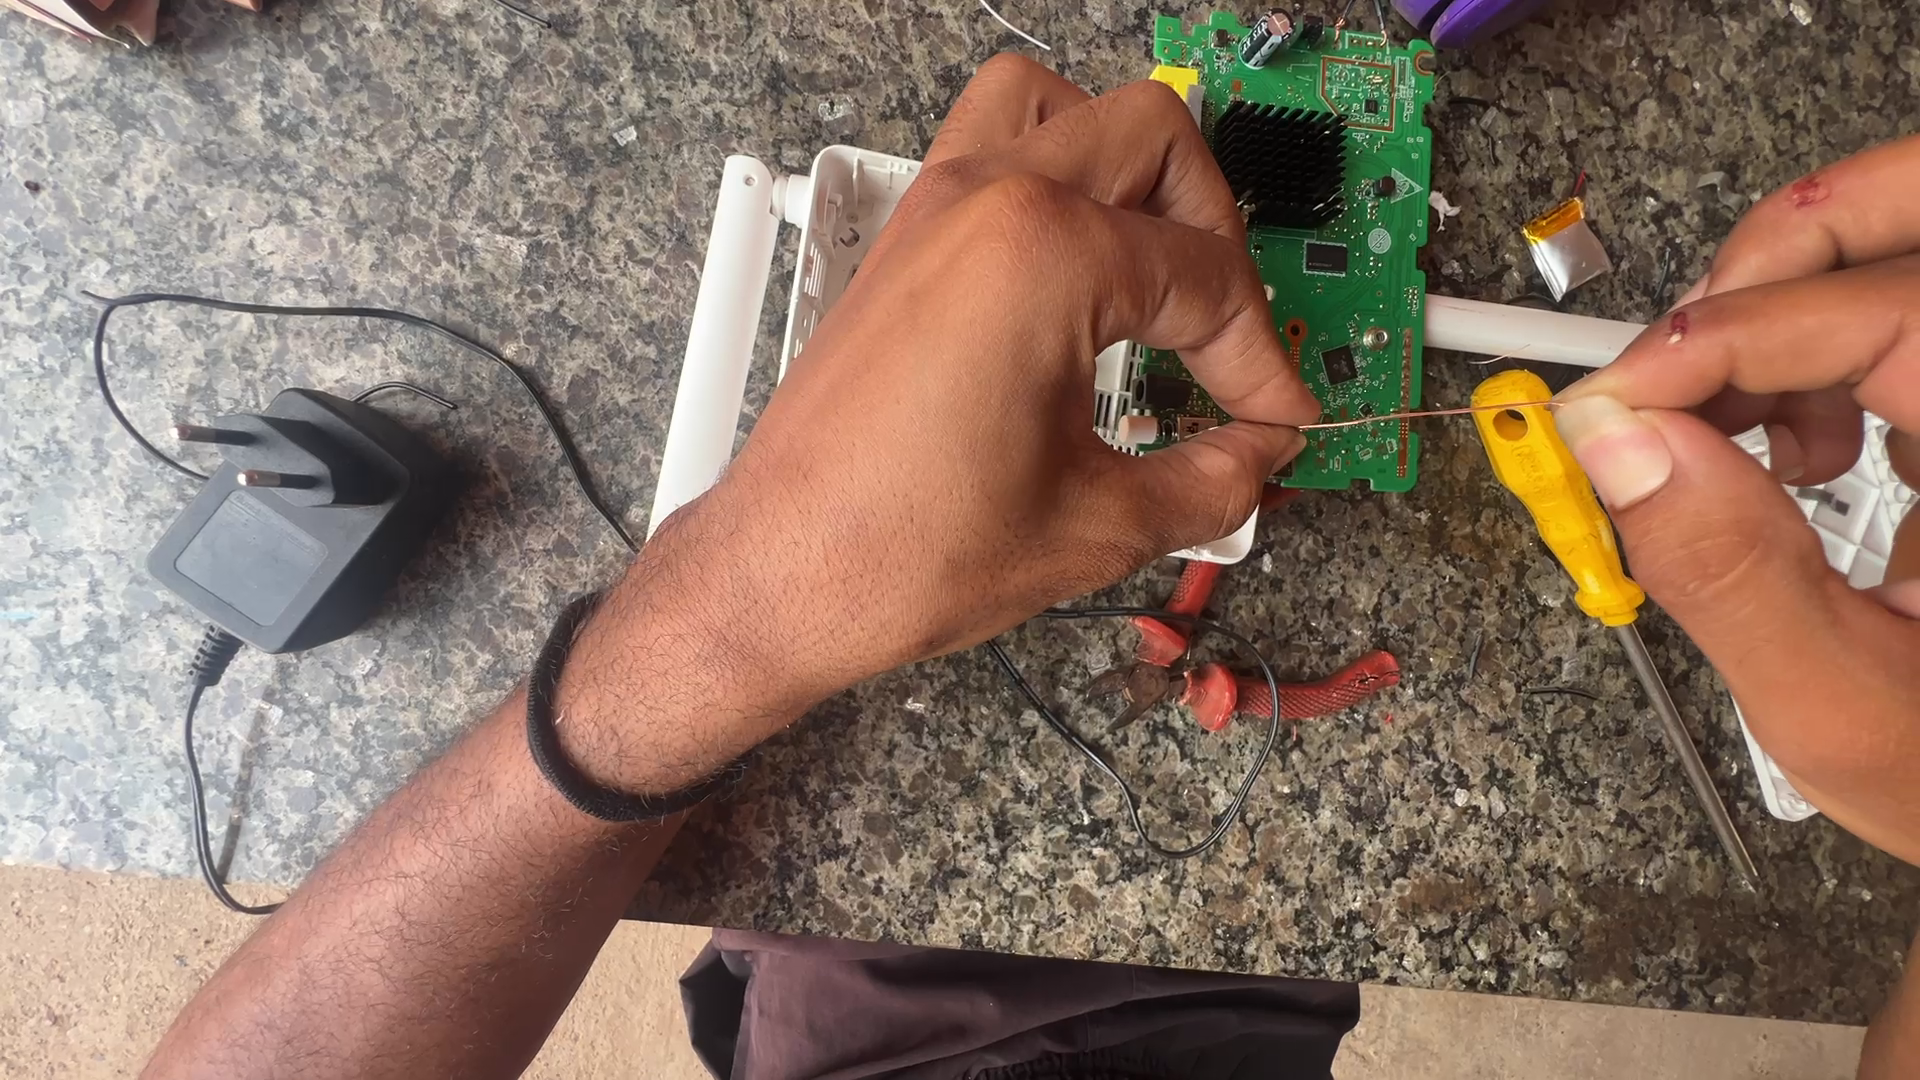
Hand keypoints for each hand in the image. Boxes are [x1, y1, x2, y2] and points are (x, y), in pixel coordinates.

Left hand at [558, 56, 1316, 793]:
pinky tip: (1064, 277)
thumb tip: (1256, 458)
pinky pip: (987, 156)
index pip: (1206, 282)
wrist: (781, 580)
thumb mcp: (1093, 530)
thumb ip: (1206, 484)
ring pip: (1061, 112)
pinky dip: (1049, 184)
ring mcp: (928, 213)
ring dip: (1127, 172)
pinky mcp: (896, 247)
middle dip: (1217, 235)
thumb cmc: (910, 556)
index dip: (1260, 360)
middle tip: (1224, 334)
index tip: (1273, 418)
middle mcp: (984, 200)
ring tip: (1151, 268)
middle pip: (1156, 142)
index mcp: (1043, 255)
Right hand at [1554, 135, 1919, 861]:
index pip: (1881, 312)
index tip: (1594, 416)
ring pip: (1895, 247)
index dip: (1706, 348)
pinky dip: (1807, 351)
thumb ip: (1725, 571)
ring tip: (1728, 430)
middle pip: (1914, 217)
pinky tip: (1795, 445)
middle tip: (1667, 377)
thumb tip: (1610, 446)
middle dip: (1756, 278)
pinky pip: (1892, 307)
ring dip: (1771, 317)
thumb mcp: (1839, 705)